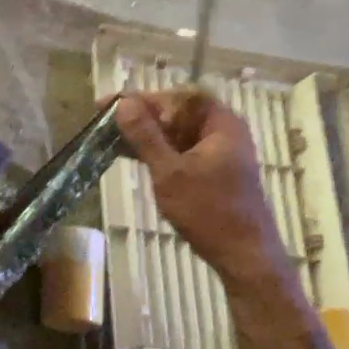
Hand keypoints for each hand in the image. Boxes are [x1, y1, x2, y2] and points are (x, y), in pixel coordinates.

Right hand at [114, 90, 288, 284]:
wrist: (242, 252)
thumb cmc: (208, 210)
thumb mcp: (170, 172)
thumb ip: (146, 136)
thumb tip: (124, 104)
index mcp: (221, 124)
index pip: (180, 96)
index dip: (145, 97)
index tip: (111, 104)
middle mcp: (224, 132)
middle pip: (179, 112)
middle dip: (143, 115)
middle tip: (106, 121)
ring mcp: (220, 152)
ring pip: (177, 132)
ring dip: (147, 133)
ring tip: (112, 138)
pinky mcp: (213, 171)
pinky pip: (181, 150)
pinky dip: (157, 150)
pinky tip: (133, 156)